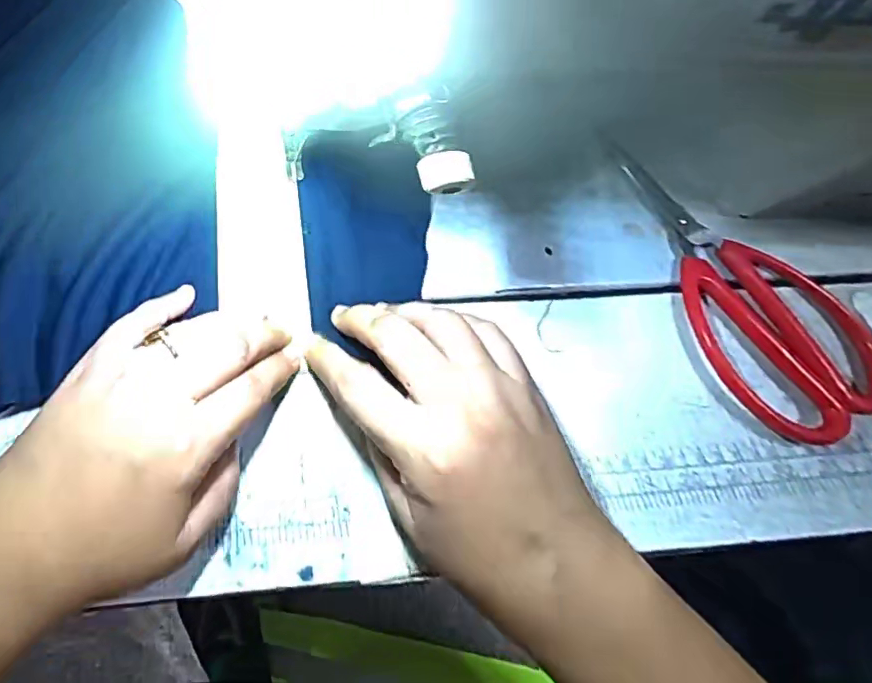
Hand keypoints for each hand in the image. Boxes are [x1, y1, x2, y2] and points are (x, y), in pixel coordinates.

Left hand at [0, 286, 298, 679]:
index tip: (297, 354)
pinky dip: (160, 306)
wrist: (10, 549)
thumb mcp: (182, 542)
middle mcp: (163, 401)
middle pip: (229, 349)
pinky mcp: (90, 370)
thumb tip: (236, 437)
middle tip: (283, 330)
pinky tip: (185, 295)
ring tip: (249, 320)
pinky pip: (131, 326)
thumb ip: (224, 485)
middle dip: (265, 335)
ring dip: (228, 322)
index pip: (251, 390)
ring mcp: (123, 378)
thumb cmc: (102, 553)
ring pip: (189, 334)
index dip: (280, 368)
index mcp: (189, 445)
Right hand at [304, 304, 622, 618]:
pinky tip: (440, 322)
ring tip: (386, 314)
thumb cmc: (477, 555)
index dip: (328, 360)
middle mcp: (459, 400)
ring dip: (406, 310)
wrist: (560, 561)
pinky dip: (456, 318)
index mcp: (424, 445)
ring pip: (443, 320)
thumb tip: (359, 404)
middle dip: (361, 319)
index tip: (311, 344)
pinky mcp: (524, 380)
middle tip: (343, 317)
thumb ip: (379, 451)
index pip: (359, 384)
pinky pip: (486, 329)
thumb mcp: (408, 516)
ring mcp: (497, 383)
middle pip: (398, 335)